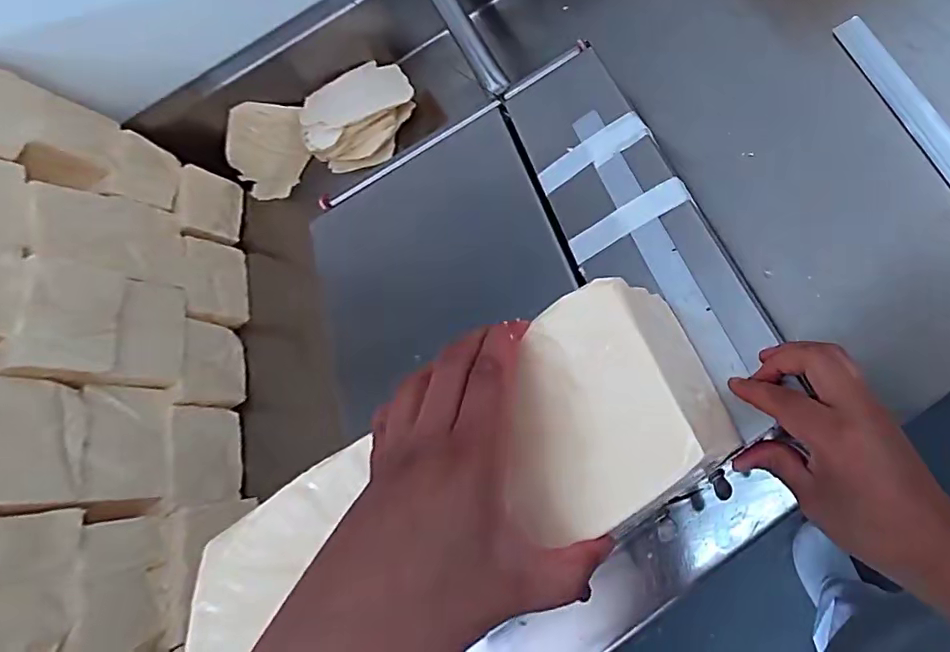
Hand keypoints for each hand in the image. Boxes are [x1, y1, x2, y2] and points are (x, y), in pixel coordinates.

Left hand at [260, 323, 613, 651]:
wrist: (344, 638)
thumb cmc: (427, 607)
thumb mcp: (512, 592)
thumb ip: (568, 570)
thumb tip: (604, 551)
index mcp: (469, 458)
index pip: (486, 378)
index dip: (503, 344)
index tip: (518, 328)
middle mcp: (429, 444)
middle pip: (452, 366)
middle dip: (477, 338)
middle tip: (500, 331)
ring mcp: (395, 455)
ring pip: (419, 381)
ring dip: (445, 357)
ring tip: (464, 354)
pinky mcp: (372, 473)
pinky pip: (391, 410)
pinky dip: (410, 390)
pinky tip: (416, 399)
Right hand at [728, 341, 949, 592]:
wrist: (930, 537)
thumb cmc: (875, 528)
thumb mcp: (814, 500)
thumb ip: (779, 464)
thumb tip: (751, 454)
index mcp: (834, 434)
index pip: (784, 399)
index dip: (755, 390)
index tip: (738, 386)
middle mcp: (855, 409)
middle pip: (813, 356)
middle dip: (780, 357)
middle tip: (759, 372)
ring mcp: (871, 404)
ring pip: (833, 354)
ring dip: (802, 354)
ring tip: (778, 367)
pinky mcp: (878, 407)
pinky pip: (844, 368)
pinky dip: (819, 364)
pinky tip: (805, 384)